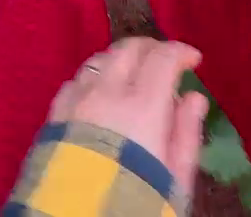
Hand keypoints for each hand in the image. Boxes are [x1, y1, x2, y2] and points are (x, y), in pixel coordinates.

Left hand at [51, 39, 207, 198]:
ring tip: (133, 76)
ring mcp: (77, 99)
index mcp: (142, 105)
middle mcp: (107, 91)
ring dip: (121, 60)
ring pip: (100, 59)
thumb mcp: (174, 178)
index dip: (180, 52)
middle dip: (150, 48)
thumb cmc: (135, 204)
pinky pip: (76, 80)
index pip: (162, 58)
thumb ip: (186, 133)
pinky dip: (94, 78)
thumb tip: (195, 98)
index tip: (193, 59)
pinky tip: (100, 94)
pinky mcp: (55, 113)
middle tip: (164, 61)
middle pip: (128, 48)